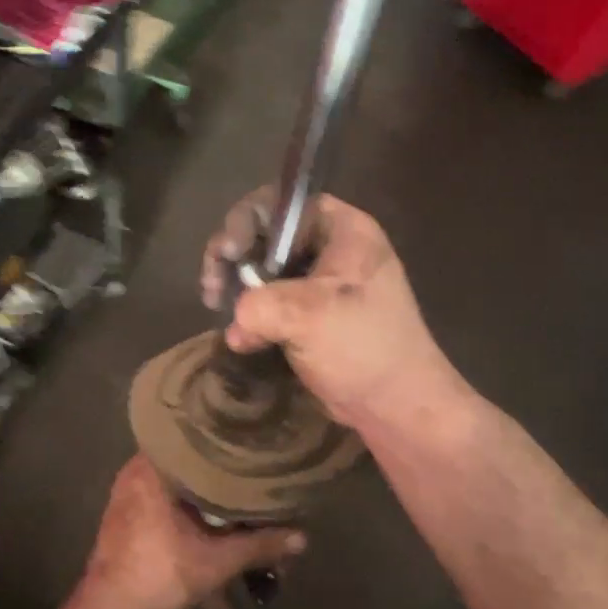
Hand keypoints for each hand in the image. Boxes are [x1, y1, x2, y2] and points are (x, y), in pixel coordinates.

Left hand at [80, 457, 304, 608]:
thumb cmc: (161, 573)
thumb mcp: (218, 560)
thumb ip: (260, 545)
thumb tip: (302, 538)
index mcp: (153, 467)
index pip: (192, 436)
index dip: (221, 441)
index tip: (247, 441)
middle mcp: (136, 472)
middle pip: (186, 465)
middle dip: (216, 477)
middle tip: (249, 475)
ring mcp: (127, 493)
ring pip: (174, 487)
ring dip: (201, 500)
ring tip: (234, 503)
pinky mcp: (126, 516)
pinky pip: (163, 502)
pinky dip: (185, 512)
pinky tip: (208, 525)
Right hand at [200, 189, 466, 427]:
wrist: (396, 406)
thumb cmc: (362, 348)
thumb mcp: (307, 315)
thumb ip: (258, 305)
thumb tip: (234, 324)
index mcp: (342, 229)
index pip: (282, 202)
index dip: (246, 221)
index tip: (230, 255)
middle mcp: (331, 247)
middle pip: (265, 233)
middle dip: (233, 258)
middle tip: (212, 289)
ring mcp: (321, 281)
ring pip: (263, 267)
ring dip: (236, 287)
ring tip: (217, 309)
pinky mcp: (311, 313)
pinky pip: (270, 298)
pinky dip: (250, 312)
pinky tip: (238, 335)